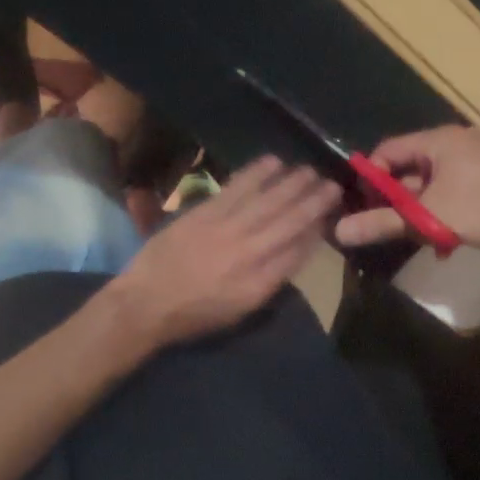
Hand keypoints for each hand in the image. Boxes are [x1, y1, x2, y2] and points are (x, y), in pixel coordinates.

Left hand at [110, 157, 339, 346]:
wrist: (146, 304)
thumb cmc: (192, 317)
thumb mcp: (238, 312)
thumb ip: (268, 284)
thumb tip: (292, 254)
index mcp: (260, 285)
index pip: (298, 253)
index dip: (317, 233)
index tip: (332, 217)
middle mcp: (249, 254)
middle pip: (290, 222)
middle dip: (315, 203)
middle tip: (333, 186)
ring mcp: (227, 230)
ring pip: (269, 201)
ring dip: (293, 183)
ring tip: (310, 171)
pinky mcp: (205, 214)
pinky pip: (237, 188)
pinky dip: (258, 174)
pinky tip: (274, 162)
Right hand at [334, 126, 479, 258]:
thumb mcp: (427, 218)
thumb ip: (382, 223)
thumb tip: (340, 230)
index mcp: (439, 141)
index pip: (388, 150)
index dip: (369, 178)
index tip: (361, 207)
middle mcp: (459, 142)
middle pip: (412, 167)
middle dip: (396, 198)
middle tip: (385, 226)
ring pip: (435, 182)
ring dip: (421, 209)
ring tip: (416, 236)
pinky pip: (457, 189)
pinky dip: (444, 209)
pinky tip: (448, 236)